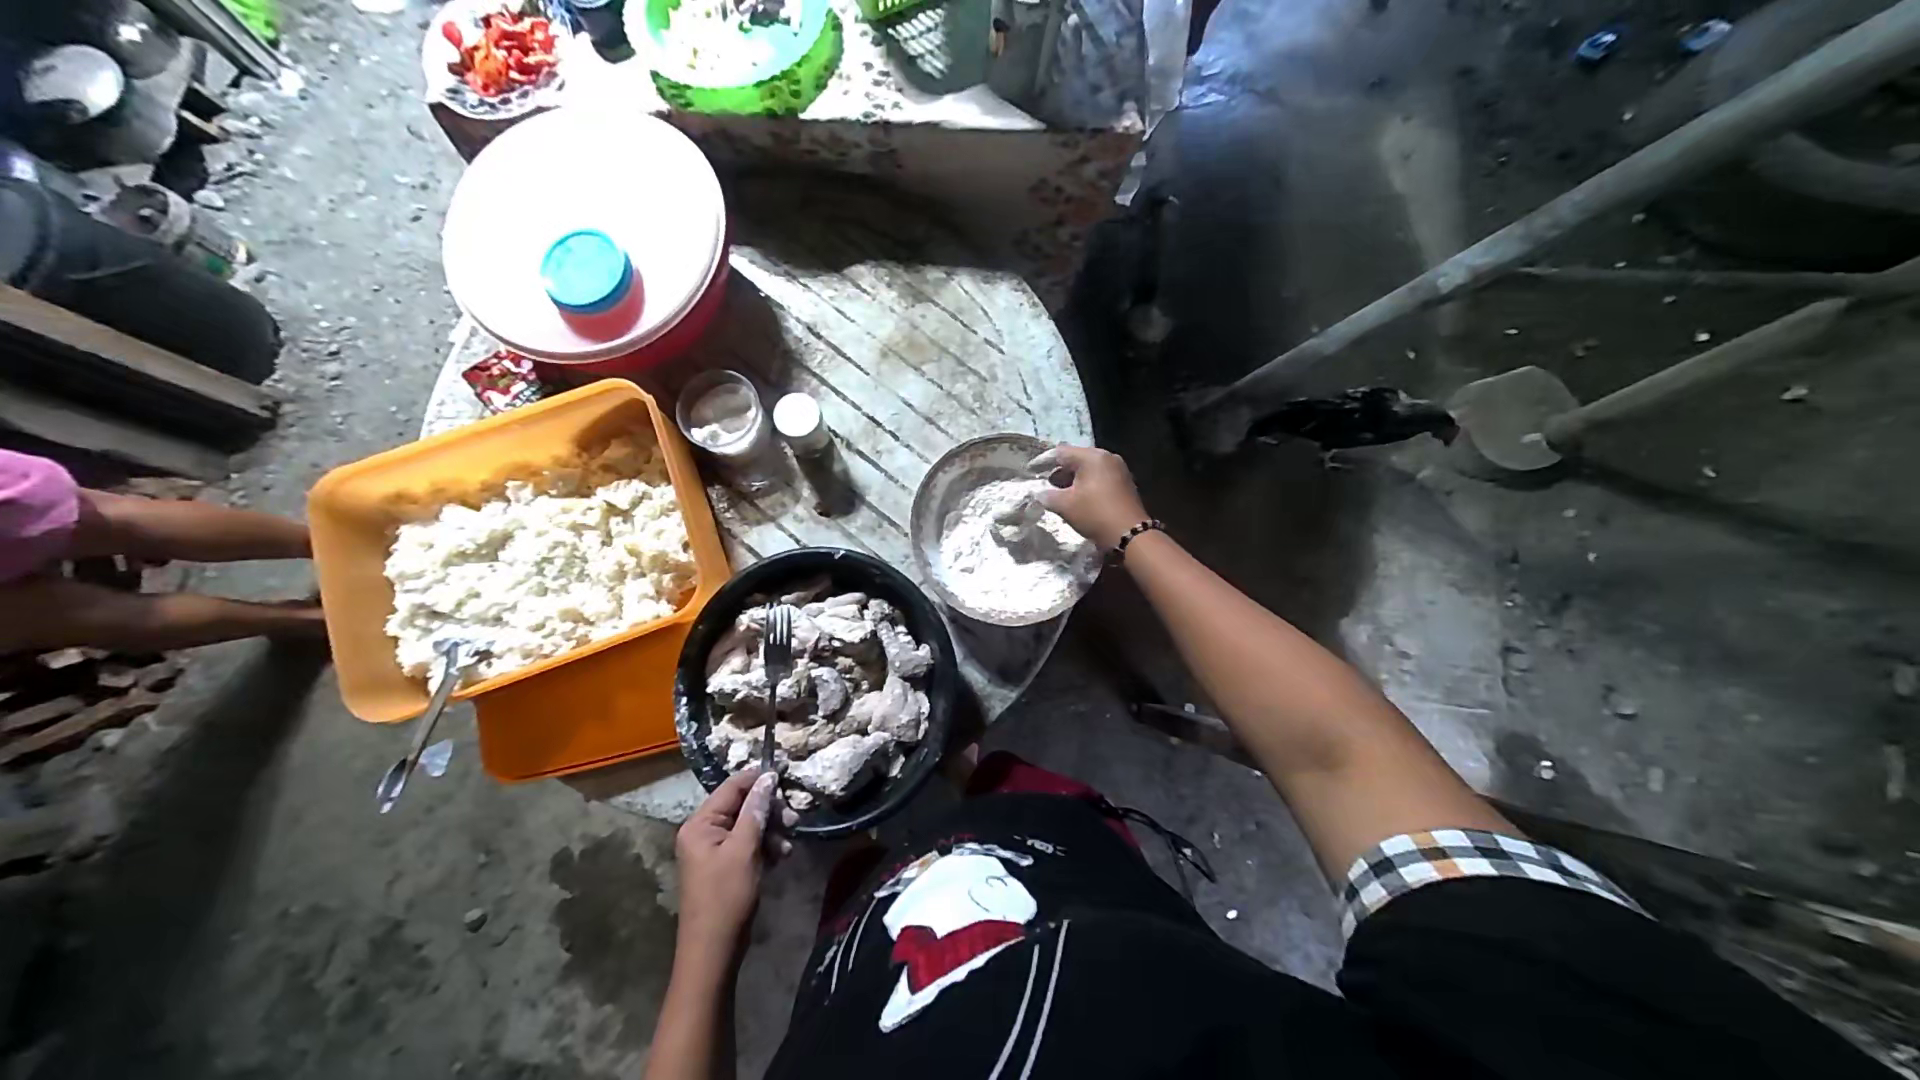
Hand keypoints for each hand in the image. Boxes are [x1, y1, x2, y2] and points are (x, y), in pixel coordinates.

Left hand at [674, 768, 788, 949]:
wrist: (714, 950)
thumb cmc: (727, 896)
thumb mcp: (744, 849)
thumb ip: (756, 810)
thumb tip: (768, 776)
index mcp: (700, 824)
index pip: (731, 787)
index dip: (758, 778)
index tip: (786, 774)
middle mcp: (703, 831)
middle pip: (742, 805)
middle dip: (769, 810)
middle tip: (792, 819)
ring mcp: (713, 849)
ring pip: (749, 824)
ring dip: (771, 830)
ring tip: (786, 846)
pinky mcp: (725, 864)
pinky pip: (748, 843)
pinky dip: (765, 846)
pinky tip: (780, 856)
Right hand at [1029, 444, 1149, 549]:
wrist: (1131, 535)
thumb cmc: (1095, 515)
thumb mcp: (1065, 505)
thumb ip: (1048, 496)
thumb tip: (1039, 493)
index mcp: (1092, 457)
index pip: (1061, 452)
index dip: (1043, 461)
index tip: (1030, 471)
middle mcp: (1107, 457)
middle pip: (1076, 458)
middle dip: (1058, 470)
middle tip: (1044, 483)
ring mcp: (1118, 469)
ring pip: (1088, 468)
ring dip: (1071, 479)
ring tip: (1058, 493)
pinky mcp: (1123, 483)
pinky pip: (1098, 477)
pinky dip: (1085, 484)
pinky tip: (1076, 497)